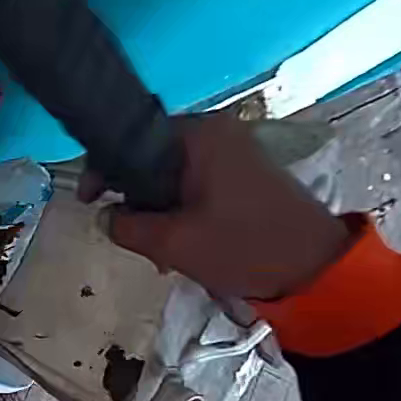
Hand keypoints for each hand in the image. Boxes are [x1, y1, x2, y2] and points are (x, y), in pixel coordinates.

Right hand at [90, 111, 350, 300]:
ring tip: (153, 246)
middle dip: (132, 196)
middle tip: (124, 231)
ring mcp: (232, 153)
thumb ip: (125, 226)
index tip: (89, 202)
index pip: (132, 140)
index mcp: (200, 136)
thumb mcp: (170, 242)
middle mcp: (216, 133)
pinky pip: (191, 186)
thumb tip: (104, 217)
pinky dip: (177, 211)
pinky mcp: (241, 175)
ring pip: (169, 176)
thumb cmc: (240, 246)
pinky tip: (175, 242)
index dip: (103, 171)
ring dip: (154, 210)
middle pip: (150, 159)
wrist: (311, 267)